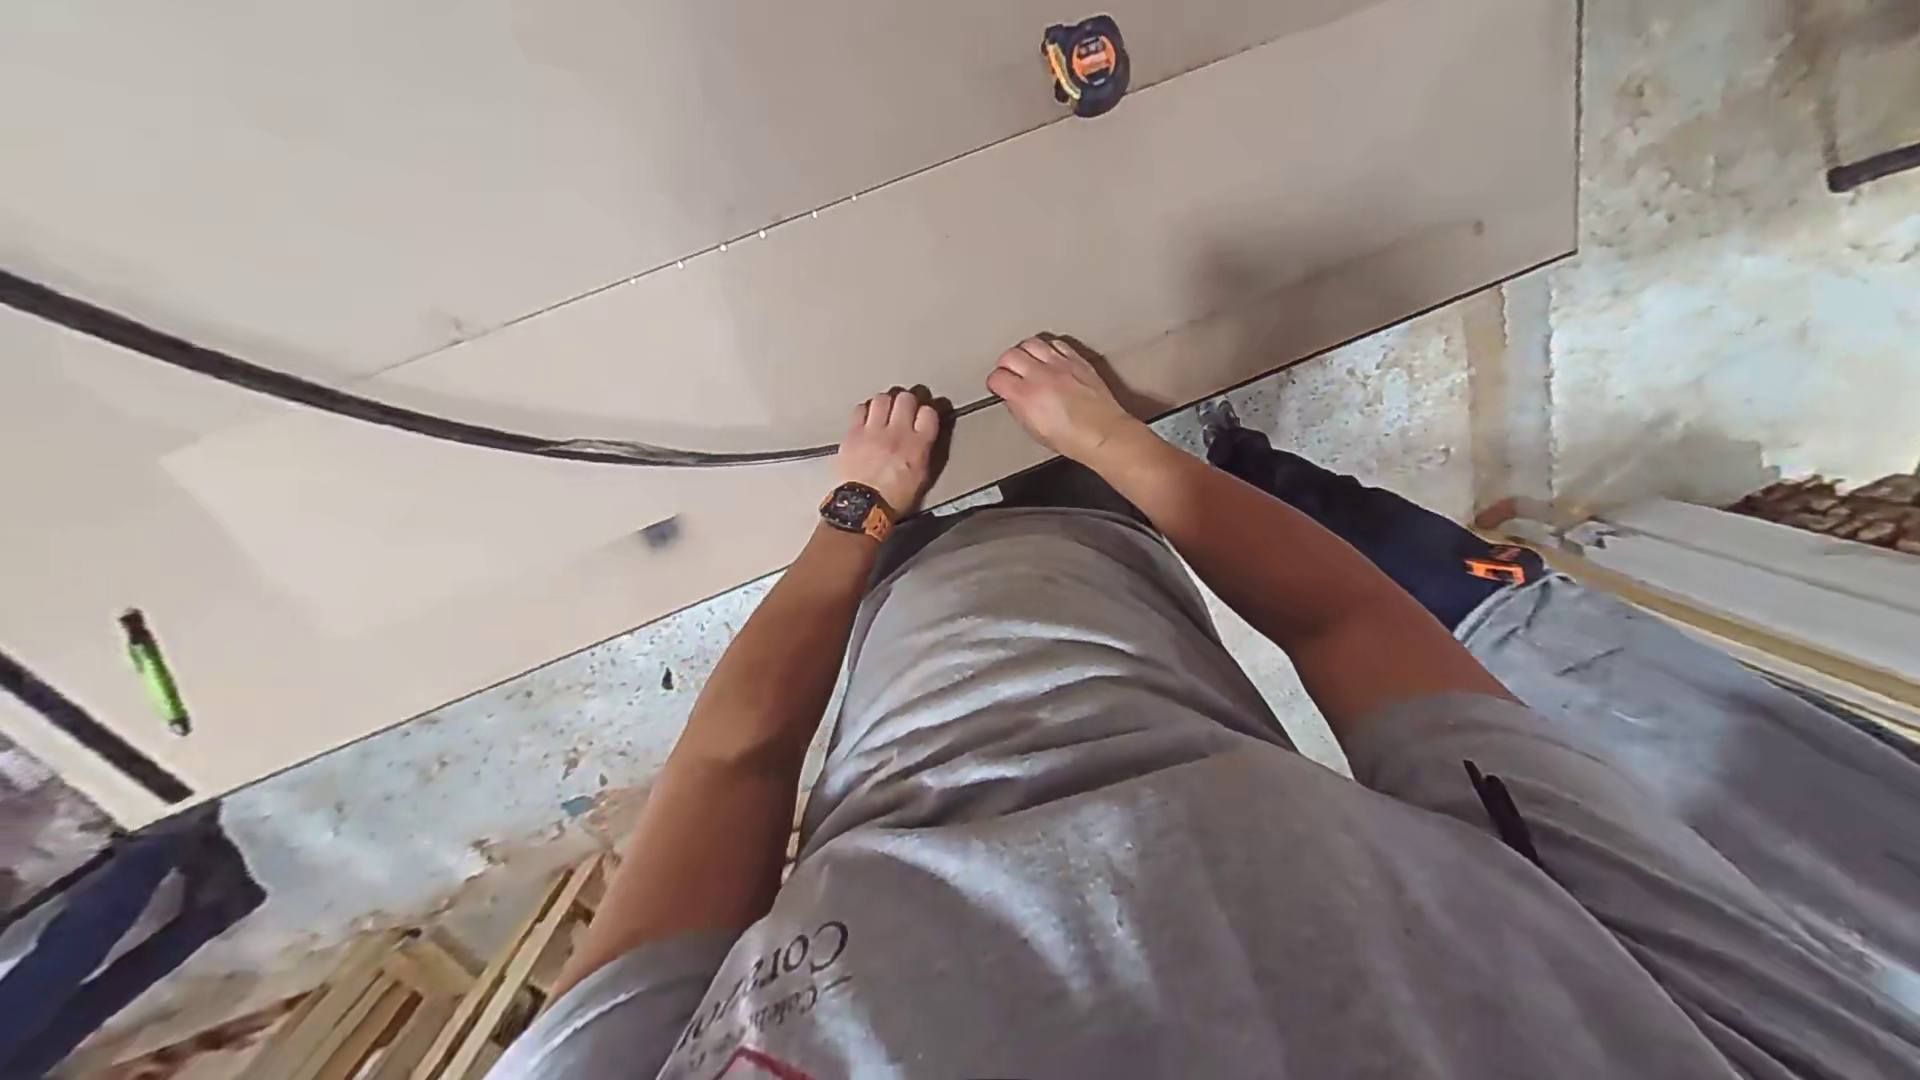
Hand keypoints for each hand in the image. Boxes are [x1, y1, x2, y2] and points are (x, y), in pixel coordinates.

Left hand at [837, 390, 940, 513]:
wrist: (864, 506)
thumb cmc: (895, 498)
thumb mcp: (922, 477)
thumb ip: (924, 451)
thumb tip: (923, 435)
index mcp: (918, 446)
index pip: (929, 413)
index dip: (926, 412)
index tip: (922, 417)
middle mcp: (897, 433)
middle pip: (906, 398)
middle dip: (907, 402)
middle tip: (904, 410)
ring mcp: (873, 431)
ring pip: (882, 398)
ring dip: (886, 403)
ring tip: (885, 412)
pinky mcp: (854, 434)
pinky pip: (860, 409)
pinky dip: (866, 410)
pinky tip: (867, 419)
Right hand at [986, 336, 1148, 463]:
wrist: (1102, 433)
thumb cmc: (1073, 438)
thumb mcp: (1034, 430)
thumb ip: (1019, 408)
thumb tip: (1013, 398)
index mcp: (1025, 395)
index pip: (997, 377)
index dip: (994, 382)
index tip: (997, 385)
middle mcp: (1040, 375)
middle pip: (1011, 355)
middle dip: (1005, 363)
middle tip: (1007, 370)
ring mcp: (1060, 364)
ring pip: (1032, 343)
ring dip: (1025, 351)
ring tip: (1026, 360)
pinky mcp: (1076, 360)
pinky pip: (1056, 343)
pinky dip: (1048, 348)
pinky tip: (1048, 356)